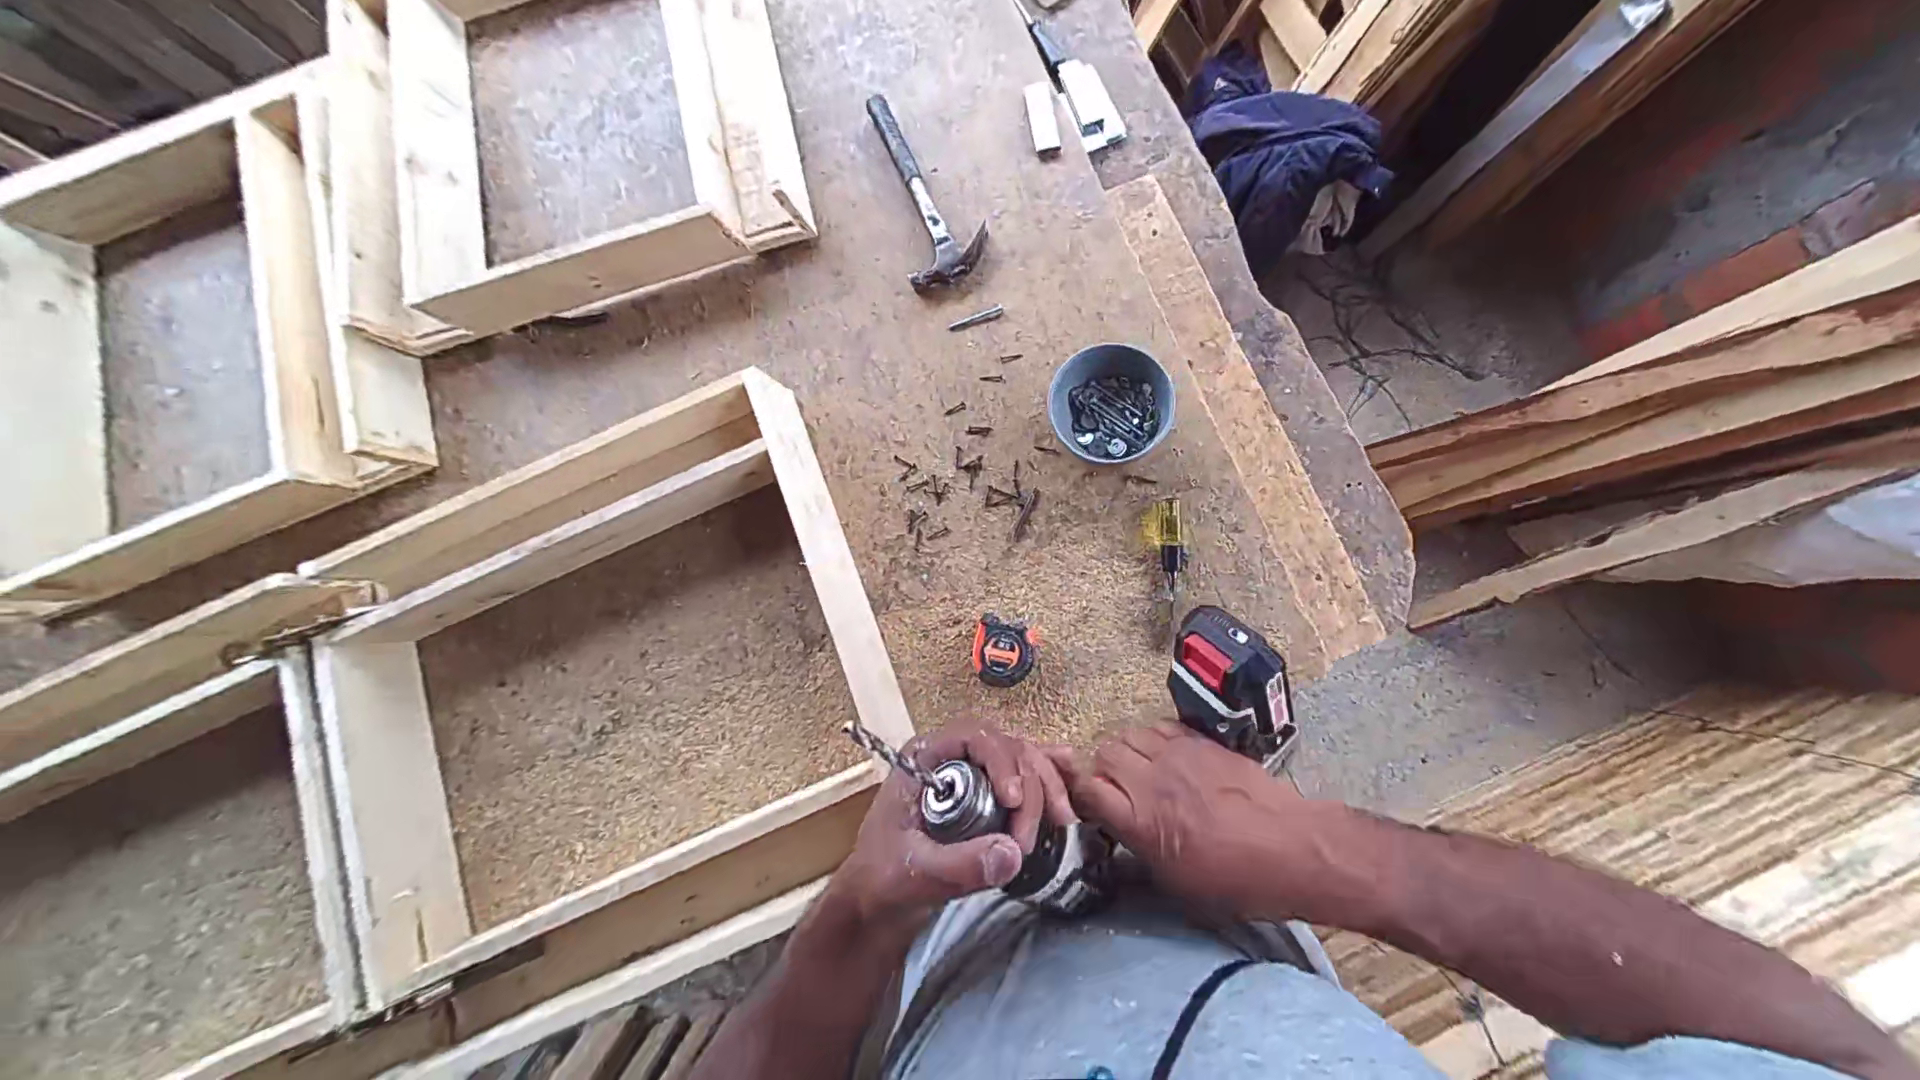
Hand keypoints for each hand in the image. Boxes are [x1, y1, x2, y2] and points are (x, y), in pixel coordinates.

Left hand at [829, 723, 1075, 929]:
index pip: (974, 737)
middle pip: (1006, 746)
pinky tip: (1070, 782)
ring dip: (1046, 784)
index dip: (1002, 762)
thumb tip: (1013, 852)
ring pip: (1022, 757)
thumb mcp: (916, 873)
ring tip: (1061, 821)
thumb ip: (960, 865)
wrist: (879, 896)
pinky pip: (1024, 774)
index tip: (1015, 801)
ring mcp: (973, 771)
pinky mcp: (988, 792)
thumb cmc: (884, 877)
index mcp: (926, 756)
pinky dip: (1049, 778)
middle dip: (1031, 783)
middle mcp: (953, 755)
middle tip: (1030, 836)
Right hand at [1047, 720, 1332, 917]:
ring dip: (1127, 751)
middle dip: (1103, 770)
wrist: (1293, 848)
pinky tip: (1167, 756)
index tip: (1091, 806)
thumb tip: (1119, 838)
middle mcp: (1150, 780)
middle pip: (1104, 753)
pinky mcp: (1200, 741)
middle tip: (1117, 788)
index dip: (1082, 795)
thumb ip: (1138, 854)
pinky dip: (1154, 738)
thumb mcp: (1177, 885)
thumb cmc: (1237, 879)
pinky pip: (1160, 726)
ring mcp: (1176, 754)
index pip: (1086, 788)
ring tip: (1141, 769)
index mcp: (1140, 820)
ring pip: (1129, 734)